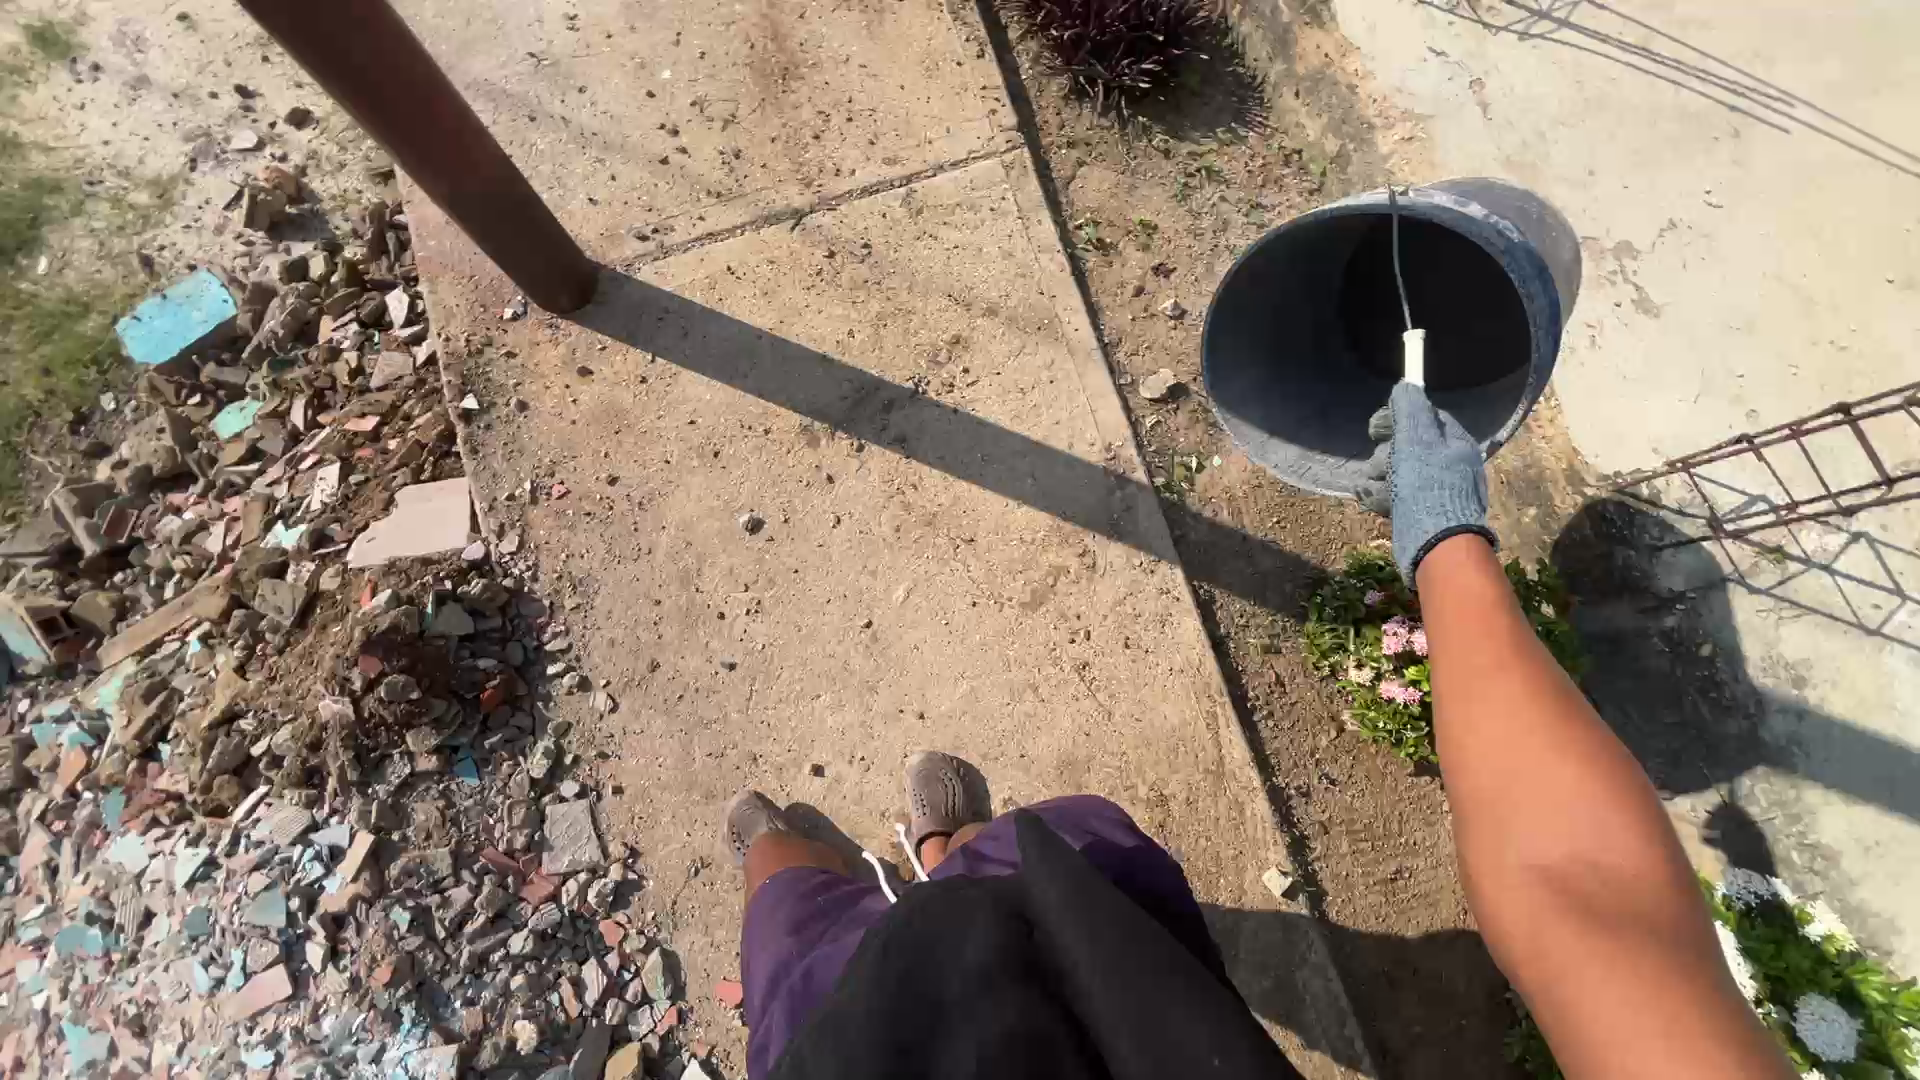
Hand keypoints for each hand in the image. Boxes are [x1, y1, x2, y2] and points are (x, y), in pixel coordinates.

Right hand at [1374, 382, 1496, 582]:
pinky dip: (1379, 496)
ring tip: (1380, 489)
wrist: (1433, 540)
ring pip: (1392, 471)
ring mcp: (1429, 489)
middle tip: (1382, 464)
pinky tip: (1376, 502)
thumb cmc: (1428, 487)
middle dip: (1385, 454)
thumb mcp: (1417, 441)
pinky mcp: (1414, 509)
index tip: (1376, 428)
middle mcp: (1444, 464)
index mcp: (1452, 444)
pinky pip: (1389, 494)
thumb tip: (1405, 385)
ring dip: (1378, 478)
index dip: (1398, 418)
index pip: (1424, 418)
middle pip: (1403, 445)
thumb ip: (1410, 411)